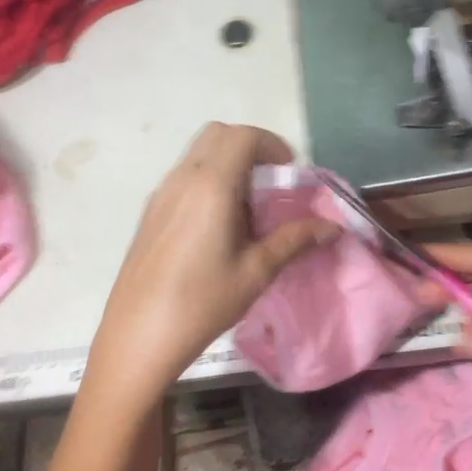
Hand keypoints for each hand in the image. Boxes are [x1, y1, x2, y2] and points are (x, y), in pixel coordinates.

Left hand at [91, 124, 337, 396]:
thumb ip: (295, 240)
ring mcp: (160, 195)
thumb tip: (333, 226)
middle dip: (250, 147)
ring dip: (228, 165)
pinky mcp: (150, 214)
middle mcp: (181, 179)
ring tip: (249, 210)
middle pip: (217, 135)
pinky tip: (219, 228)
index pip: (243, 136)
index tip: (291, 173)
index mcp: (210, 186)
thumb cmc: (202, 303)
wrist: (138, 336)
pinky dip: (209, 182)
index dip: (273, 145)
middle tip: (272, 183)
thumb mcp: (256, 271)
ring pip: (198, 155)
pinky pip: (184, 178)